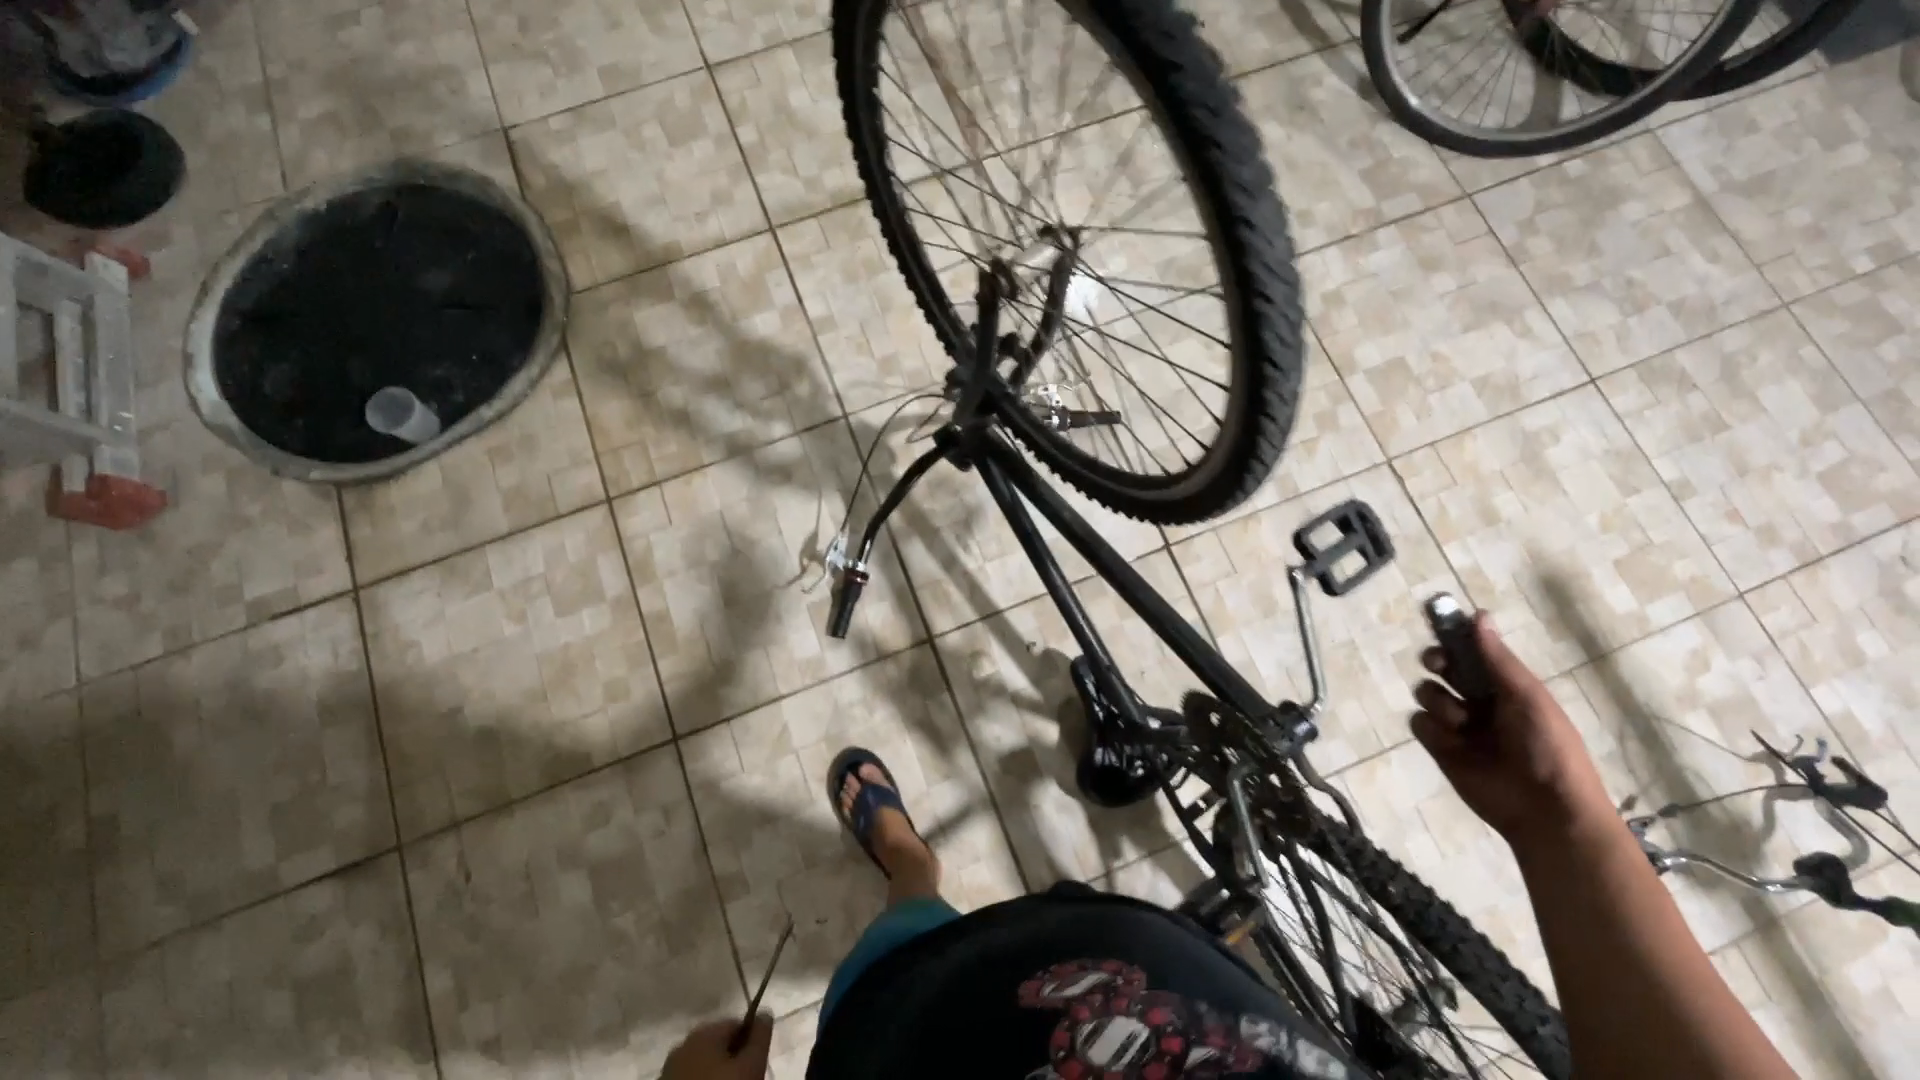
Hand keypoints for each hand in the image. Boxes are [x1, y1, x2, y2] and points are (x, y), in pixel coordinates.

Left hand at [659, 1016, 771, 1079]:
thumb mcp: (751, 1066)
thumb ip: (760, 1036)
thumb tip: (765, 1012)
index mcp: (704, 1032)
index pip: (738, 1025)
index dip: (751, 1043)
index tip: (757, 1064)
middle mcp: (683, 1044)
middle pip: (719, 1045)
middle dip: (734, 1060)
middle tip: (746, 1078)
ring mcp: (670, 1068)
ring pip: (704, 1064)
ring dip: (717, 1074)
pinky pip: (691, 1078)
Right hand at [1410, 612, 1613, 848]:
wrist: (1545, 808)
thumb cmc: (1547, 747)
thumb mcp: (1528, 696)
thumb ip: (1497, 659)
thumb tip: (1478, 615)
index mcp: (1505, 686)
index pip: (1472, 651)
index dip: (1455, 637)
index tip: (1439, 622)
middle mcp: (1478, 701)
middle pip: (1442, 668)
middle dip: (1437, 662)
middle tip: (1439, 665)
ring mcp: (1457, 725)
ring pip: (1426, 693)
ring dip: (1439, 701)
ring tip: (1462, 722)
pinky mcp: (1440, 749)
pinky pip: (1419, 723)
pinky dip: (1431, 727)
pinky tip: (1451, 741)